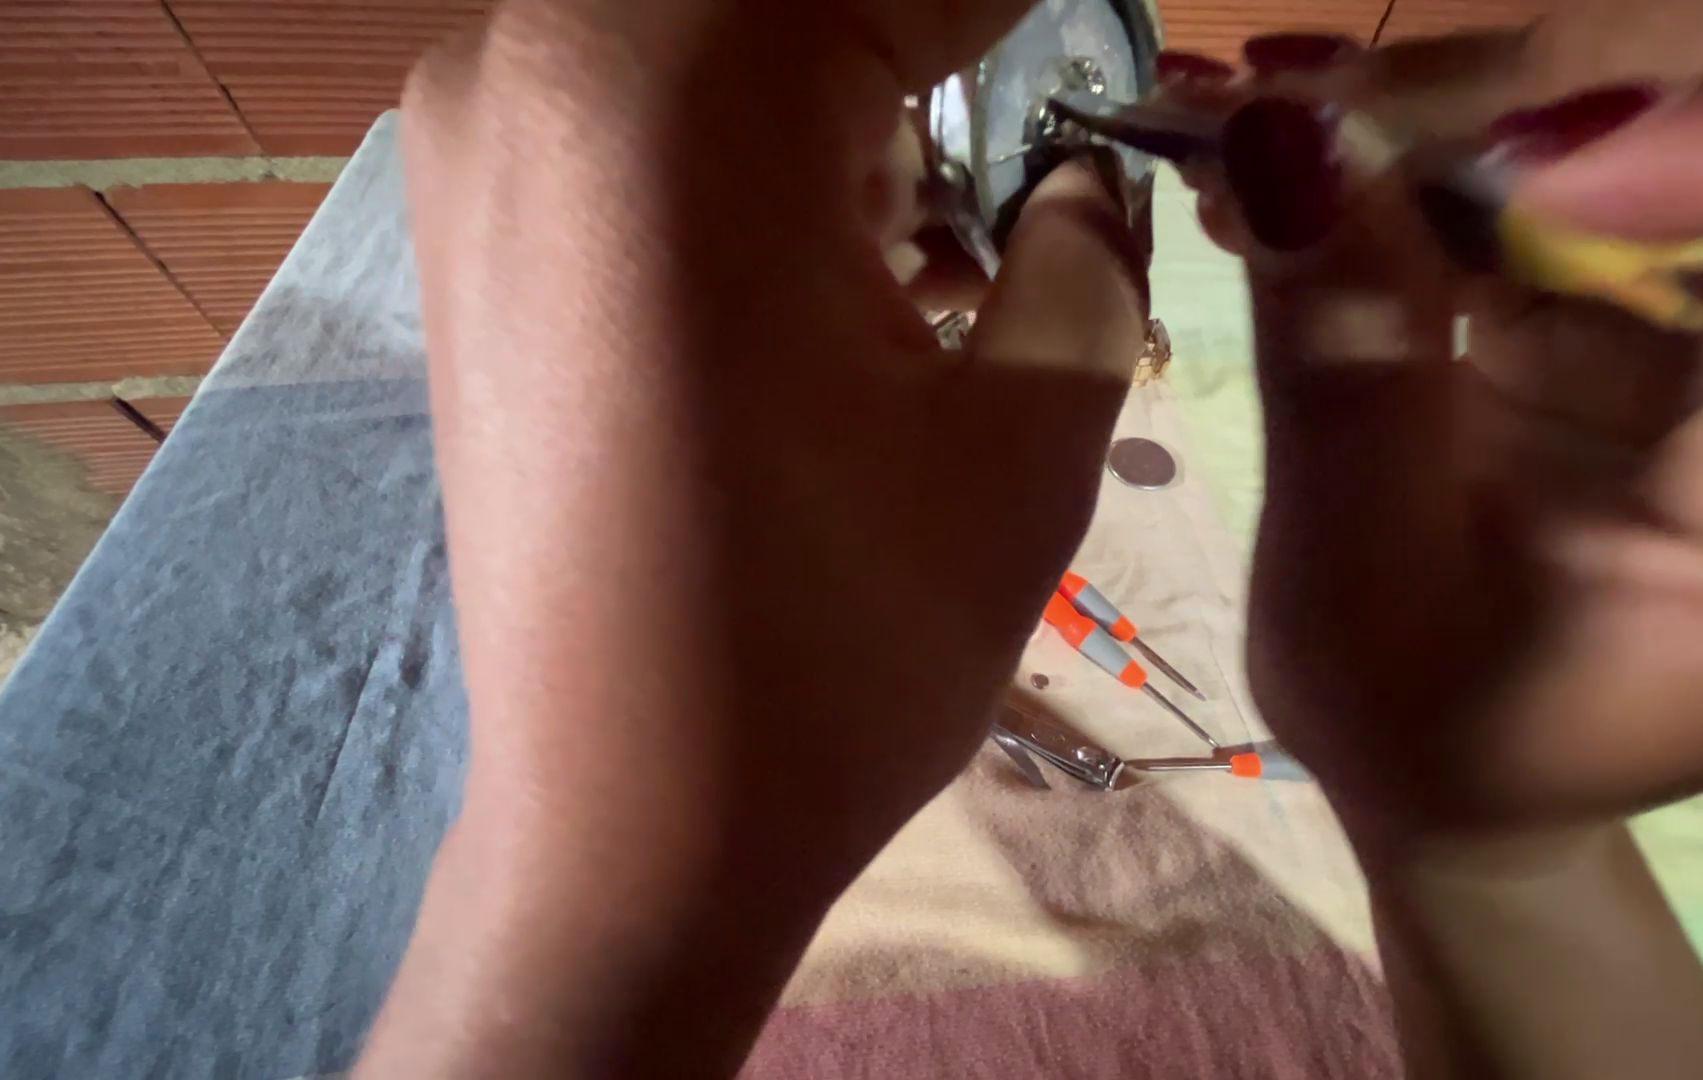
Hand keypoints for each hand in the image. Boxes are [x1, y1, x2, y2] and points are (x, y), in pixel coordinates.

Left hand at [403, 0, 1146, 862]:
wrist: (654, 821)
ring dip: (867, 118)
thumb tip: (1089, 166)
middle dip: (946, 59)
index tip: (1096, 62)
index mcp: (677, 87)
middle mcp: (534, 72)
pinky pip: (662, 142)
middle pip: (803, 4)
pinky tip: (859, 278)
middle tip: (1033, 165)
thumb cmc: (853, 645)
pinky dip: (781, 175)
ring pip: (729, 59)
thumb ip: (1087, 244)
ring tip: (957, 238)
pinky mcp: (487, 252)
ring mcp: (483, 162)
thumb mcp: (1028, 432)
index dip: (1036, 11)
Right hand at [1158, 6, 1702, 844]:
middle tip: (1294, 96)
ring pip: (1627, 144)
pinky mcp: (1645, 314)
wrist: (1429, 757)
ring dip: (1428, 127)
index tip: (1524, 151)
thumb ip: (1343, 367)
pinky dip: (1404, 176)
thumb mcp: (1367, 573)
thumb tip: (1280, 148)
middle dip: (1521, 102)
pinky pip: (1538, 197)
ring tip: (1258, 123)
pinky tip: (1287, 170)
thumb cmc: (1414, 722)